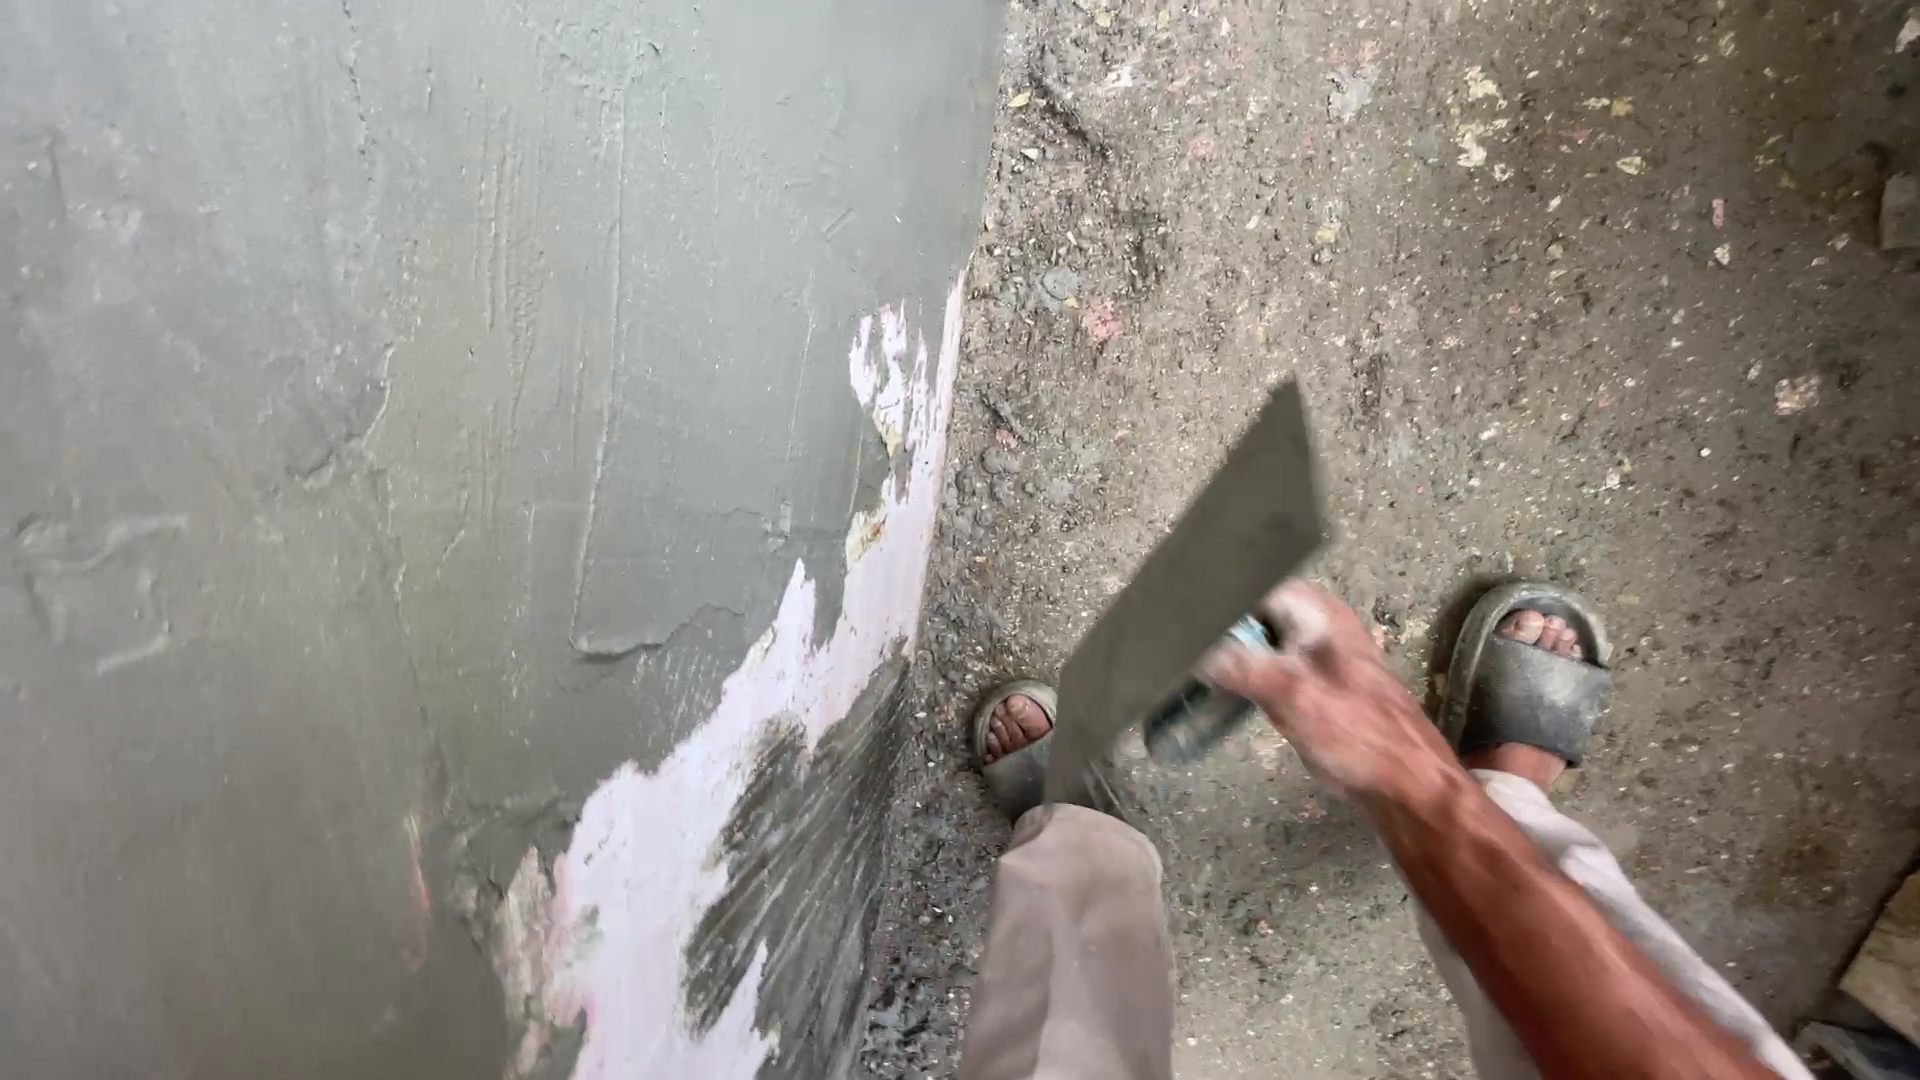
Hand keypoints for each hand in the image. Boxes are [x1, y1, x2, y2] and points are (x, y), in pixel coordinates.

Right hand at [1201, 580, 1456, 799]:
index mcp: (1318, 612)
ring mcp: (1311, 652)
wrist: (1406, 786)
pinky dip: (1240, 669)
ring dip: (1225, 647)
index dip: (1215, 593)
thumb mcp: (1292, 695)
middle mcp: (1315, 622)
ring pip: (1255, 636)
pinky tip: (1215, 681)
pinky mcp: (1306, 681)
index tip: (1179, 609)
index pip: (1253, 581)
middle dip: (1216, 622)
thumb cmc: (1358, 735)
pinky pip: (1263, 663)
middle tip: (1177, 637)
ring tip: (1186, 656)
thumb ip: (1240, 666)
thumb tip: (1192, 652)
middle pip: (1251, 607)